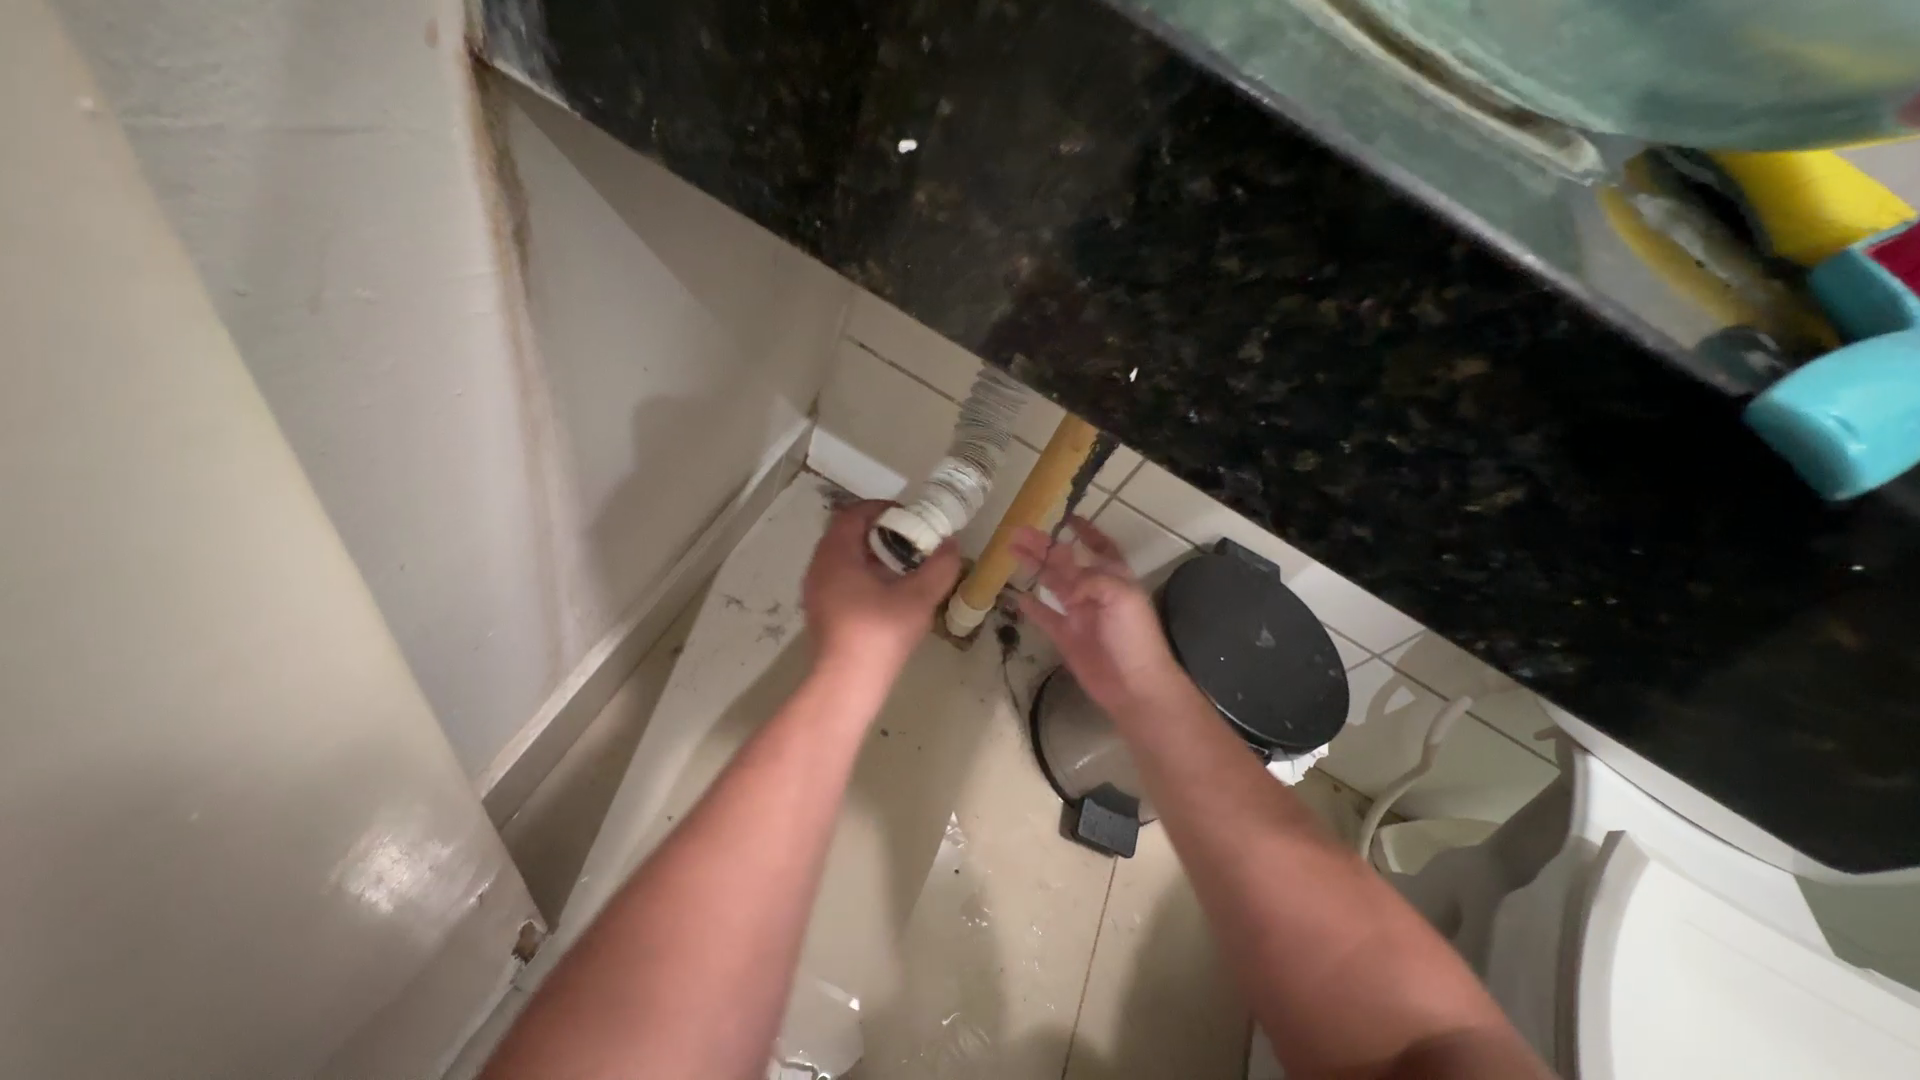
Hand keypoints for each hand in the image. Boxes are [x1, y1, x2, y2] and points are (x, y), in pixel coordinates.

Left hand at [803, 500, 961, 676]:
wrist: (847, 683)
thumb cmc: (879, 633)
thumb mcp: (918, 597)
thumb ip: (939, 567)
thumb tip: (951, 545)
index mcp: (836, 554)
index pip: (853, 515)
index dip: (881, 509)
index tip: (908, 516)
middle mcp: (819, 567)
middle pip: (847, 535)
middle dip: (879, 532)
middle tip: (910, 539)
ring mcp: (816, 591)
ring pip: (844, 560)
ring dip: (872, 556)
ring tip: (904, 566)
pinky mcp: (821, 612)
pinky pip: (841, 580)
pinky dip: (864, 575)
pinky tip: (889, 594)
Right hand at [1011, 517, 1186, 712]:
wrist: (1135, 685)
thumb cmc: (1134, 637)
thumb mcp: (1121, 596)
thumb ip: (1092, 579)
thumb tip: (1067, 582)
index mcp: (1114, 578)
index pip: (1100, 546)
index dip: (1086, 531)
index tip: (1066, 516)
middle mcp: (1095, 592)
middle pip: (1066, 562)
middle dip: (1044, 546)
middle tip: (1018, 532)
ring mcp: (1079, 614)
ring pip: (1052, 584)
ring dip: (1033, 567)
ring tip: (1011, 552)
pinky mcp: (1066, 637)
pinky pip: (1045, 617)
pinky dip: (1032, 607)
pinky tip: (1016, 596)